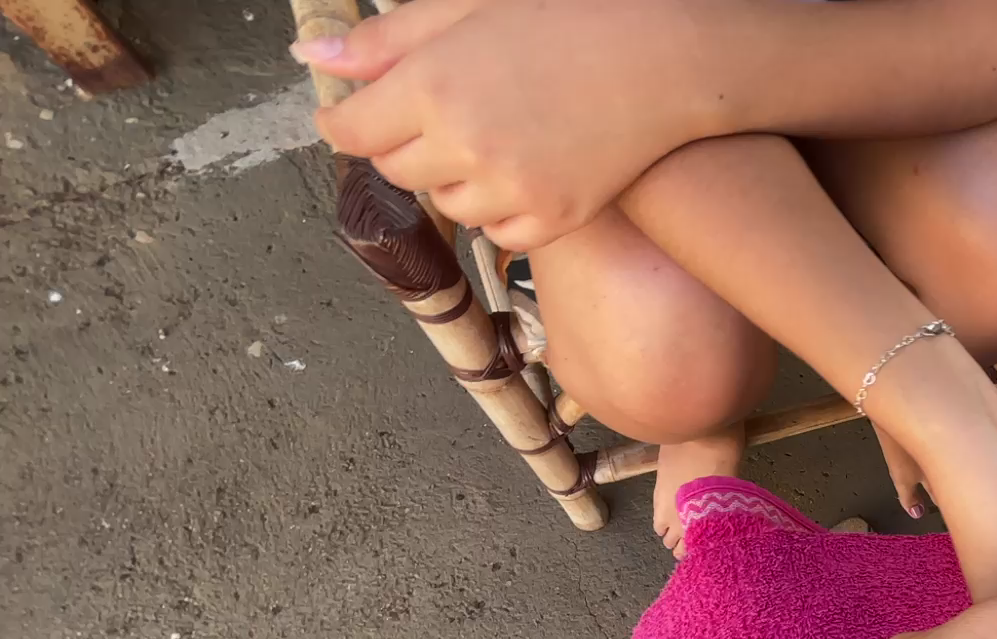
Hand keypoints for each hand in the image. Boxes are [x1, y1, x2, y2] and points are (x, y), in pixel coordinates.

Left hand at [295, 0, 736, 249]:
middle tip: (436, 123)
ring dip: (454, 183)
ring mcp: (517, 192)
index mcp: (432, 87)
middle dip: (403, 149)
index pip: (352, 131)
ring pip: (452, 208)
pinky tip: (518, 181)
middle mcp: (468, 149)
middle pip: (399, 174)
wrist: (660, 63)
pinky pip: (503, 237)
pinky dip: (499, 215)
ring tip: (487, 147)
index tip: (356, 116)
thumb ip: (387, 39)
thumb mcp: (466, 7)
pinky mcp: (558, 219)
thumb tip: (316, 56)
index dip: (347, 121)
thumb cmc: (568, 19)